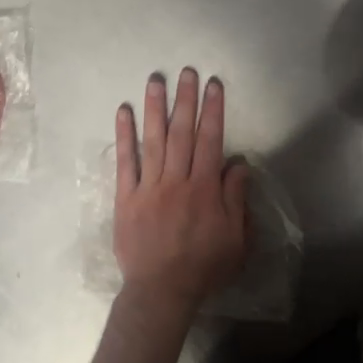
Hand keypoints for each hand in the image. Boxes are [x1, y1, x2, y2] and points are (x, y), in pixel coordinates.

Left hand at [114, 68, 249, 314]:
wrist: (161, 291)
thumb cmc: (204, 267)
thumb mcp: (236, 239)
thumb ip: (237, 198)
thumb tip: (238, 163)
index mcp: (205, 189)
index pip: (211, 140)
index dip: (213, 110)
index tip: (213, 85)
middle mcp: (177, 180)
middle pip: (182, 132)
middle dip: (186, 99)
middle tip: (186, 72)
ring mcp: (148, 187)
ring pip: (153, 140)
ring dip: (155, 108)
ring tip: (155, 80)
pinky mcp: (126, 197)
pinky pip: (125, 161)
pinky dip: (124, 136)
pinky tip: (124, 112)